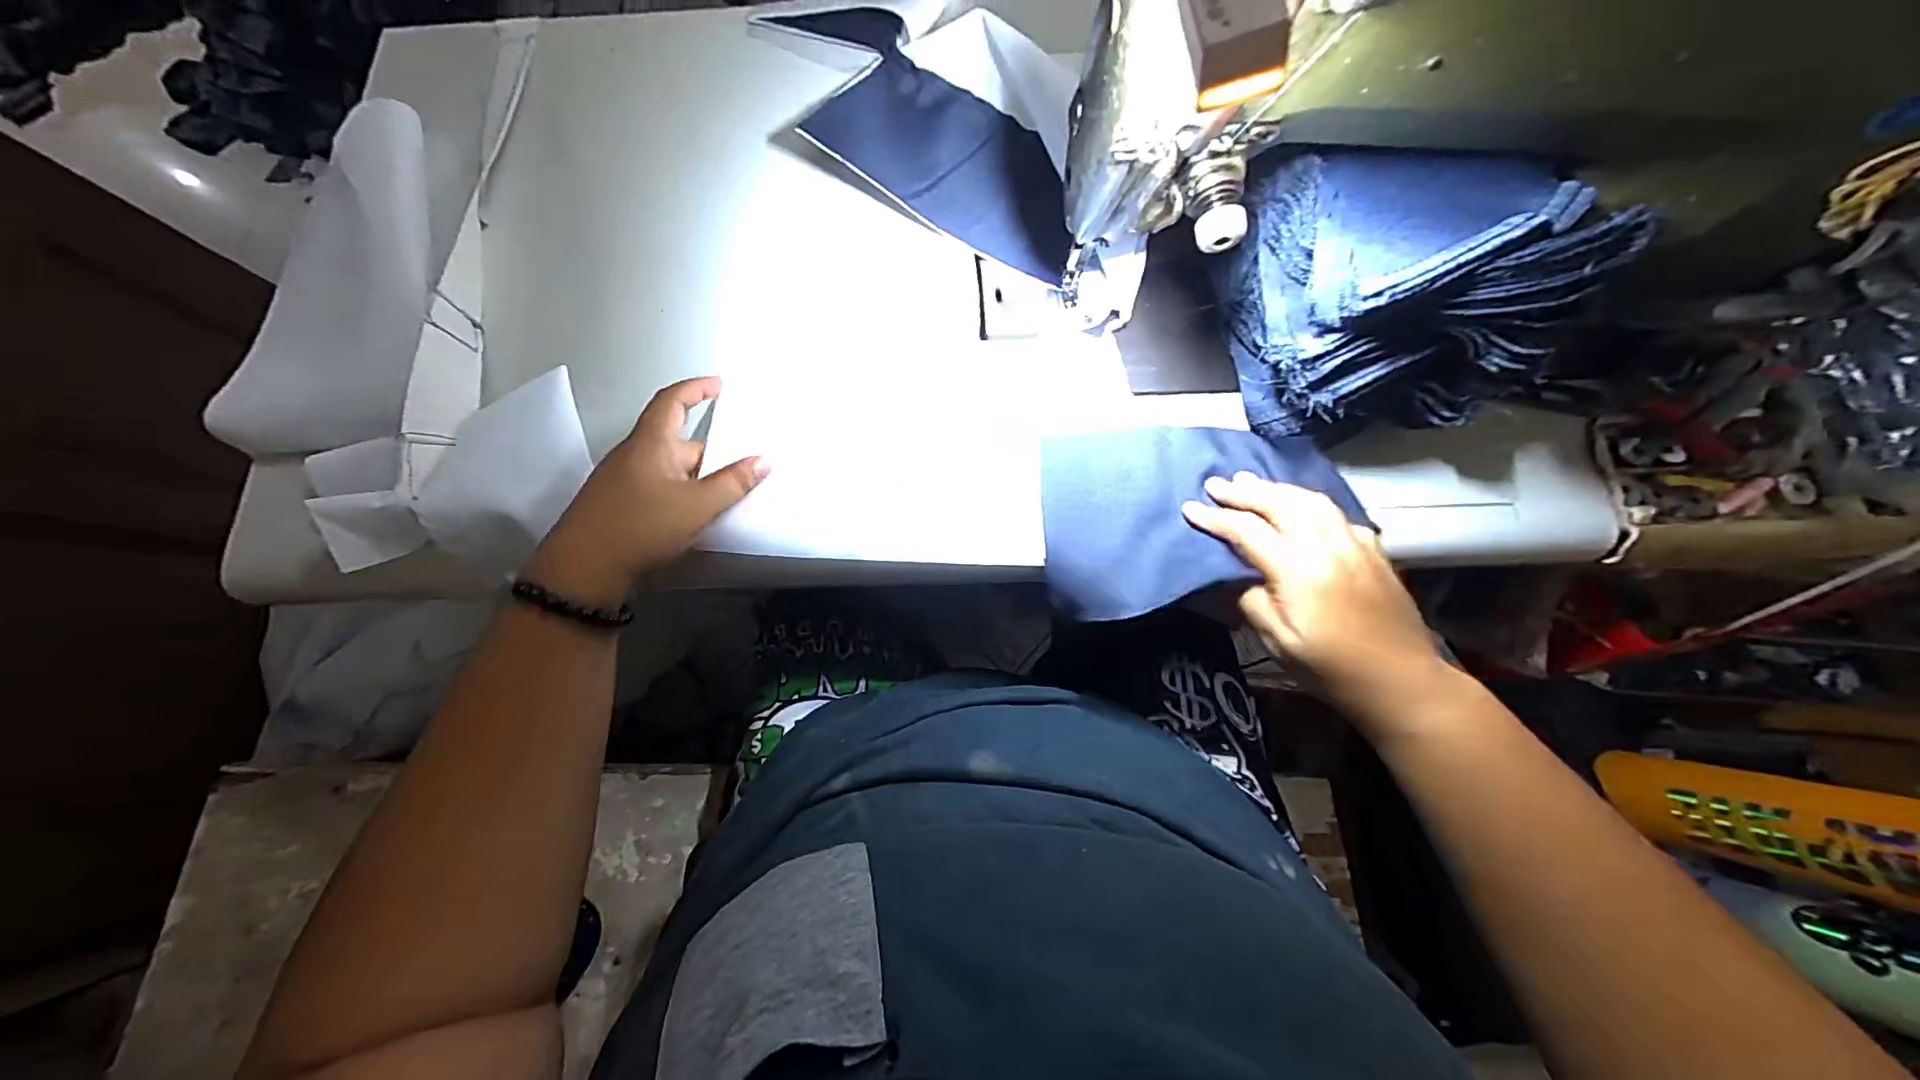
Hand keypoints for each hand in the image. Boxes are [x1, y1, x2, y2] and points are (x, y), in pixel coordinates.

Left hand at [523, 377, 766, 605]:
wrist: (584, 569)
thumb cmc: (641, 527)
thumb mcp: (696, 506)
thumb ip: (732, 483)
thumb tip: (763, 460)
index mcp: (651, 444)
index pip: (673, 402)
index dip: (696, 389)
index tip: (719, 385)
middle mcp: (636, 455)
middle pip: (680, 442)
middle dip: (713, 451)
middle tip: (745, 463)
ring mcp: (626, 480)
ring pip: (673, 469)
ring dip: (701, 476)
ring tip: (732, 493)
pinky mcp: (623, 504)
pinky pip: (663, 487)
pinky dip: (686, 493)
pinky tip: (701, 514)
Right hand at [1182, 473, 1445, 719]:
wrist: (1401, 680)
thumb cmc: (1330, 668)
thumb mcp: (1276, 641)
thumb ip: (1251, 600)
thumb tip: (1237, 576)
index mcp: (1298, 568)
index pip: (1248, 530)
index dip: (1216, 518)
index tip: (1189, 508)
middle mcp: (1327, 545)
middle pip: (1280, 504)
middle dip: (1244, 492)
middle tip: (1216, 483)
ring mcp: (1354, 544)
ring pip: (1311, 501)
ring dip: (1276, 489)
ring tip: (1251, 482)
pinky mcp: (1372, 551)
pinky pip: (1336, 514)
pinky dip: (1310, 503)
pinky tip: (1301, 507)